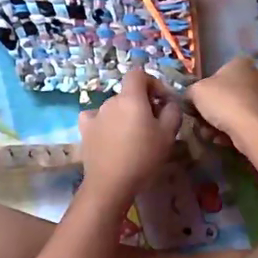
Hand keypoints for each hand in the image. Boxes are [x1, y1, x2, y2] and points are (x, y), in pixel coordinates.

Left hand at [78, 70, 183, 199]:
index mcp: (131, 98)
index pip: (138, 74)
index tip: (162, 100)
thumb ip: (172, 111)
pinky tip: (110, 136)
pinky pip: (96, 118)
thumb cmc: (143, 157)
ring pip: (115, 108)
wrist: (111, 183)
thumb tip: (169, 103)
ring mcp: (94, 115)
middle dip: (141, 104)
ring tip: (133, 137)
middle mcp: (110, 101)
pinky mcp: (84, 130)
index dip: (152, 82)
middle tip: (153, 125)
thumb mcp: (168, 134)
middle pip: (128, 94)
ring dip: (125, 115)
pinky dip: (105, 123)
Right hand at [187, 58, 257, 138]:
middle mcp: (253, 77)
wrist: (251, 128)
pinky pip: (239, 123)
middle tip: (199, 121)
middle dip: (208, 110)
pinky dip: (228, 131)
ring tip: (208, 133)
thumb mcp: (196, 91)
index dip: (203, 87)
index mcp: (239, 64)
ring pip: (229, 111)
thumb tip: (188, 99)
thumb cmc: (223, 101)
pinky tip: (221, 139)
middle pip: (222, 94)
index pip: (216, 72)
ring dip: (215, 123)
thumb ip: (189, 92)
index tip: (194, 102)